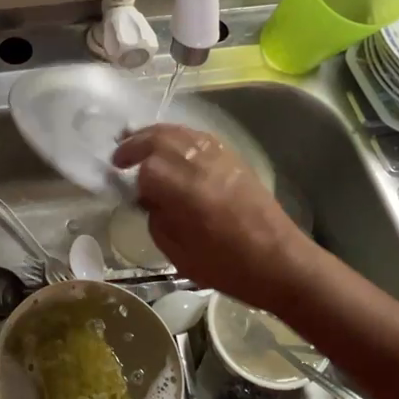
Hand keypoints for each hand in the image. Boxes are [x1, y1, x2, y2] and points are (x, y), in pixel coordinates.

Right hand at [112, 123, 316, 311]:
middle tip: (119, 155)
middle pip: (159, 137)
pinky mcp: (234, 158)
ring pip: (179, 132)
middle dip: (135, 143)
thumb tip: (149, 199)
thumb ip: (157, 218)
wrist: (279, 262)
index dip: (130, 175)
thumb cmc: (225, 266)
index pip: (145, 168)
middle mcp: (200, 165)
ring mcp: (219, 157)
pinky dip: (179, 137)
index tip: (124, 185)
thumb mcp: (177, 252)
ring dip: (155, 134)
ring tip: (140, 143)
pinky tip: (172, 147)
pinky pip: (199, 137)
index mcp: (184, 191)